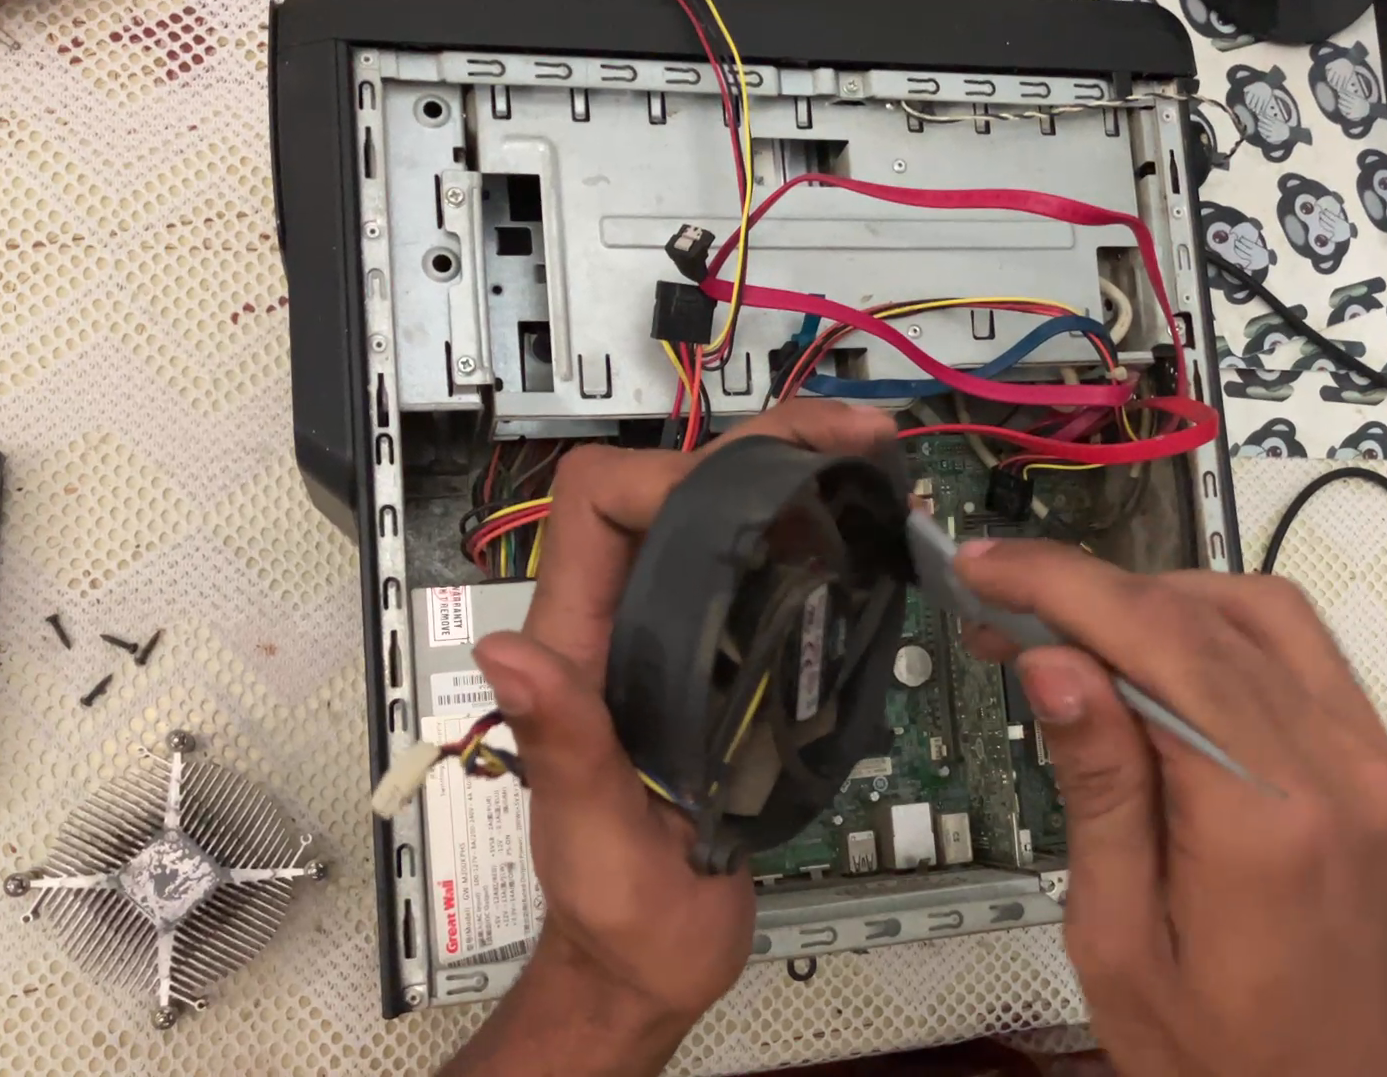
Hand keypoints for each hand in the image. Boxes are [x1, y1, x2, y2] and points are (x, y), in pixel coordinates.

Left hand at [447, 401, 895, 1076]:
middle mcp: (633, 617)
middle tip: (858, 438)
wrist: (655, 947)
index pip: (599, 501)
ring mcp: (687, 633)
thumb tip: (510, 650)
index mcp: (585, 641)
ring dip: (799, 479)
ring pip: (731, 518)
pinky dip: (819, 541)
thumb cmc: (618, 906)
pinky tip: (869, 541)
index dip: (673, 472)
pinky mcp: (732, 657)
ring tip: (876, 471)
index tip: (763, 494)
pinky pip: (770, 572)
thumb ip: (562, 748)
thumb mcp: (592, 837)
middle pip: (679, 485)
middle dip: (765, 446)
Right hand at [957, 540, 1386, 1076]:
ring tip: (1070, 633)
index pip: (1156, 644)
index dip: (1058, 586)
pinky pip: (1289, 646)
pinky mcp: (1374, 760)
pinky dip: (1205, 623)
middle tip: (1001, 604)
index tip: (980, 567)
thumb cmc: (1206, 1054)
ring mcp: (1370, 756)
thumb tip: (1052, 660)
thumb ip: (1097, 785)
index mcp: (1266, 816)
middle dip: (1085, 587)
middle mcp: (1339, 764)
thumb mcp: (1117, 934)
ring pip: (1254, 609)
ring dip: (1148, 599)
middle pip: (1200, 614)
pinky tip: (1150, 656)